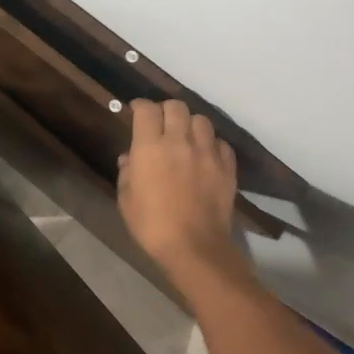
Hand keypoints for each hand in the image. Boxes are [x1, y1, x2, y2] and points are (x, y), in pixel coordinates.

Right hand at [118, 100, 248, 277]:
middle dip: (165, 110)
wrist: (194, 247)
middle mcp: (180, 141)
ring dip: (190, 124)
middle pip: (176, 106)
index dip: (139, 106)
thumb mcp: (126, 198)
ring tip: (185, 137)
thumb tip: (129, 158)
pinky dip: (211, 144)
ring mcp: (207, 153)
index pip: (146, 109)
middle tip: (160, 123)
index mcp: (150, 147)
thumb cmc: (151, 224)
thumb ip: (127, 172)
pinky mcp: (227, 167)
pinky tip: (205, 156)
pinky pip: (220, 143)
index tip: (135, 112)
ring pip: (201, 120)